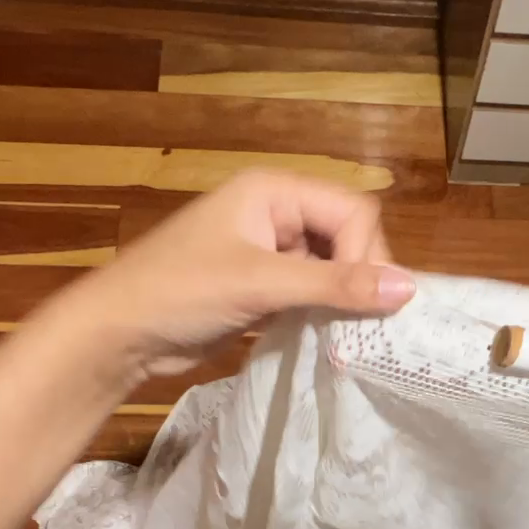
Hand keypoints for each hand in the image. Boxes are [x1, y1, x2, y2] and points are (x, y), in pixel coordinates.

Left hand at [66, 170, 417, 377]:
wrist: (118, 334)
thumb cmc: (181, 292)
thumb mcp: (261, 284)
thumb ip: (335, 285)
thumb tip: (410, 288)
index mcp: (274, 192)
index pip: (351, 211)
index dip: (366, 254)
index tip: (361, 302)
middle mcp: (276, 213)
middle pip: (347, 237)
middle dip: (359, 276)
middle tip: (362, 323)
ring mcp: (269, 251)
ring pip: (332, 268)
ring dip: (343, 299)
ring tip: (349, 334)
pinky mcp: (263, 287)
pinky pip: (311, 292)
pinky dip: (323, 312)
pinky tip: (326, 336)